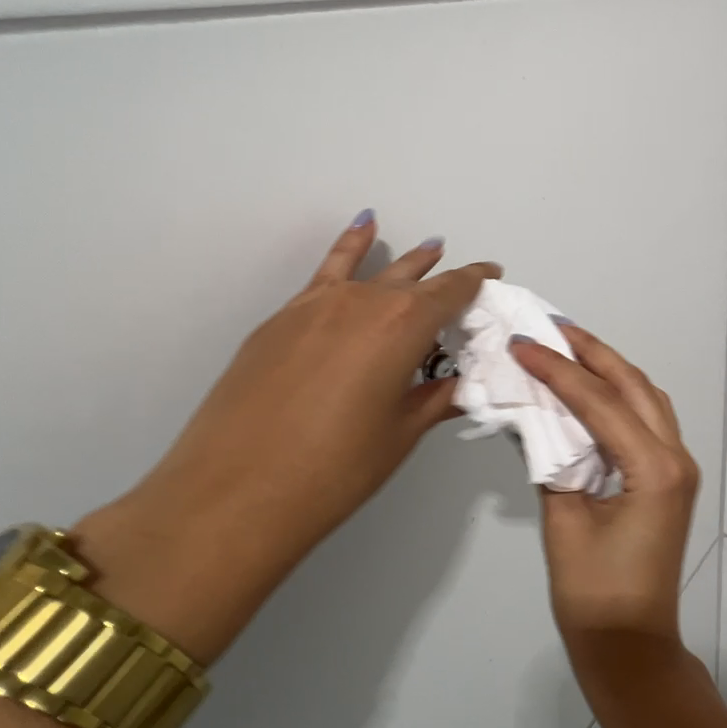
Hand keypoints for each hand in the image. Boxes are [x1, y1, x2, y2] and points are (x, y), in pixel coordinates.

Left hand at [74, 212, 500, 659]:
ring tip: (429, 246)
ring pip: (370, 271)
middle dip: (444, 276)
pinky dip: (348, 251)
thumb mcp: (402, 433)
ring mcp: (315, 307)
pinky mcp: (279, 321)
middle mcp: (364, 301)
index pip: (453, 290)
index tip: (494, 276)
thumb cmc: (335, 469)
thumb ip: (436, 397)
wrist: (232, 495)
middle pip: (414, 279)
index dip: (477, 282)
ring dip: (403, 261)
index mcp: (405, 324)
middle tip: (466, 279)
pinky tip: (359, 232)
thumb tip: (462, 383)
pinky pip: (325, 275)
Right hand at [512, 325, 699, 646]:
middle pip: (634, 386)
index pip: (601, 402)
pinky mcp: (669, 477)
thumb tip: (537, 417)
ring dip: (609, 370)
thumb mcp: (564, 522)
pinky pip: (647, 421)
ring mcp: (678, 466)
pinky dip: (619, 397)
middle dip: (593, 353)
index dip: (559, 370)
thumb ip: (553, 461)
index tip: (524, 344)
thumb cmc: (593, 594)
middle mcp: (676, 457)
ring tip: (568, 347)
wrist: (630, 644)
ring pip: (646, 398)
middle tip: (552, 328)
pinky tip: (590, 389)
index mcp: (654, 468)